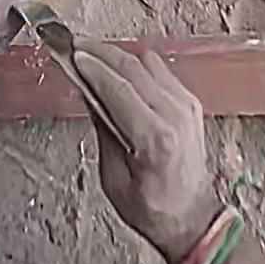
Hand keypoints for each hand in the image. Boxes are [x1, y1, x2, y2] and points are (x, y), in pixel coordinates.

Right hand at [75, 42, 222, 261]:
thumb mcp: (112, 176)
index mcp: (154, 140)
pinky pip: (159, 68)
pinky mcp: (189, 101)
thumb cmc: (151, 207)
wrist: (192, 218)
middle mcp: (174, 117)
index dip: (92, 67)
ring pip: (145, 62)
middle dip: (99, 52)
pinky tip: (118, 66)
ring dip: (116, 54)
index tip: (72, 54)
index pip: (118, 88)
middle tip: (76, 45)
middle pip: (131, 67)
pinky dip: (135, 63)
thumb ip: (102, 127)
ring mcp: (185, 106)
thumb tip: (86, 88)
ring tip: (92, 54)